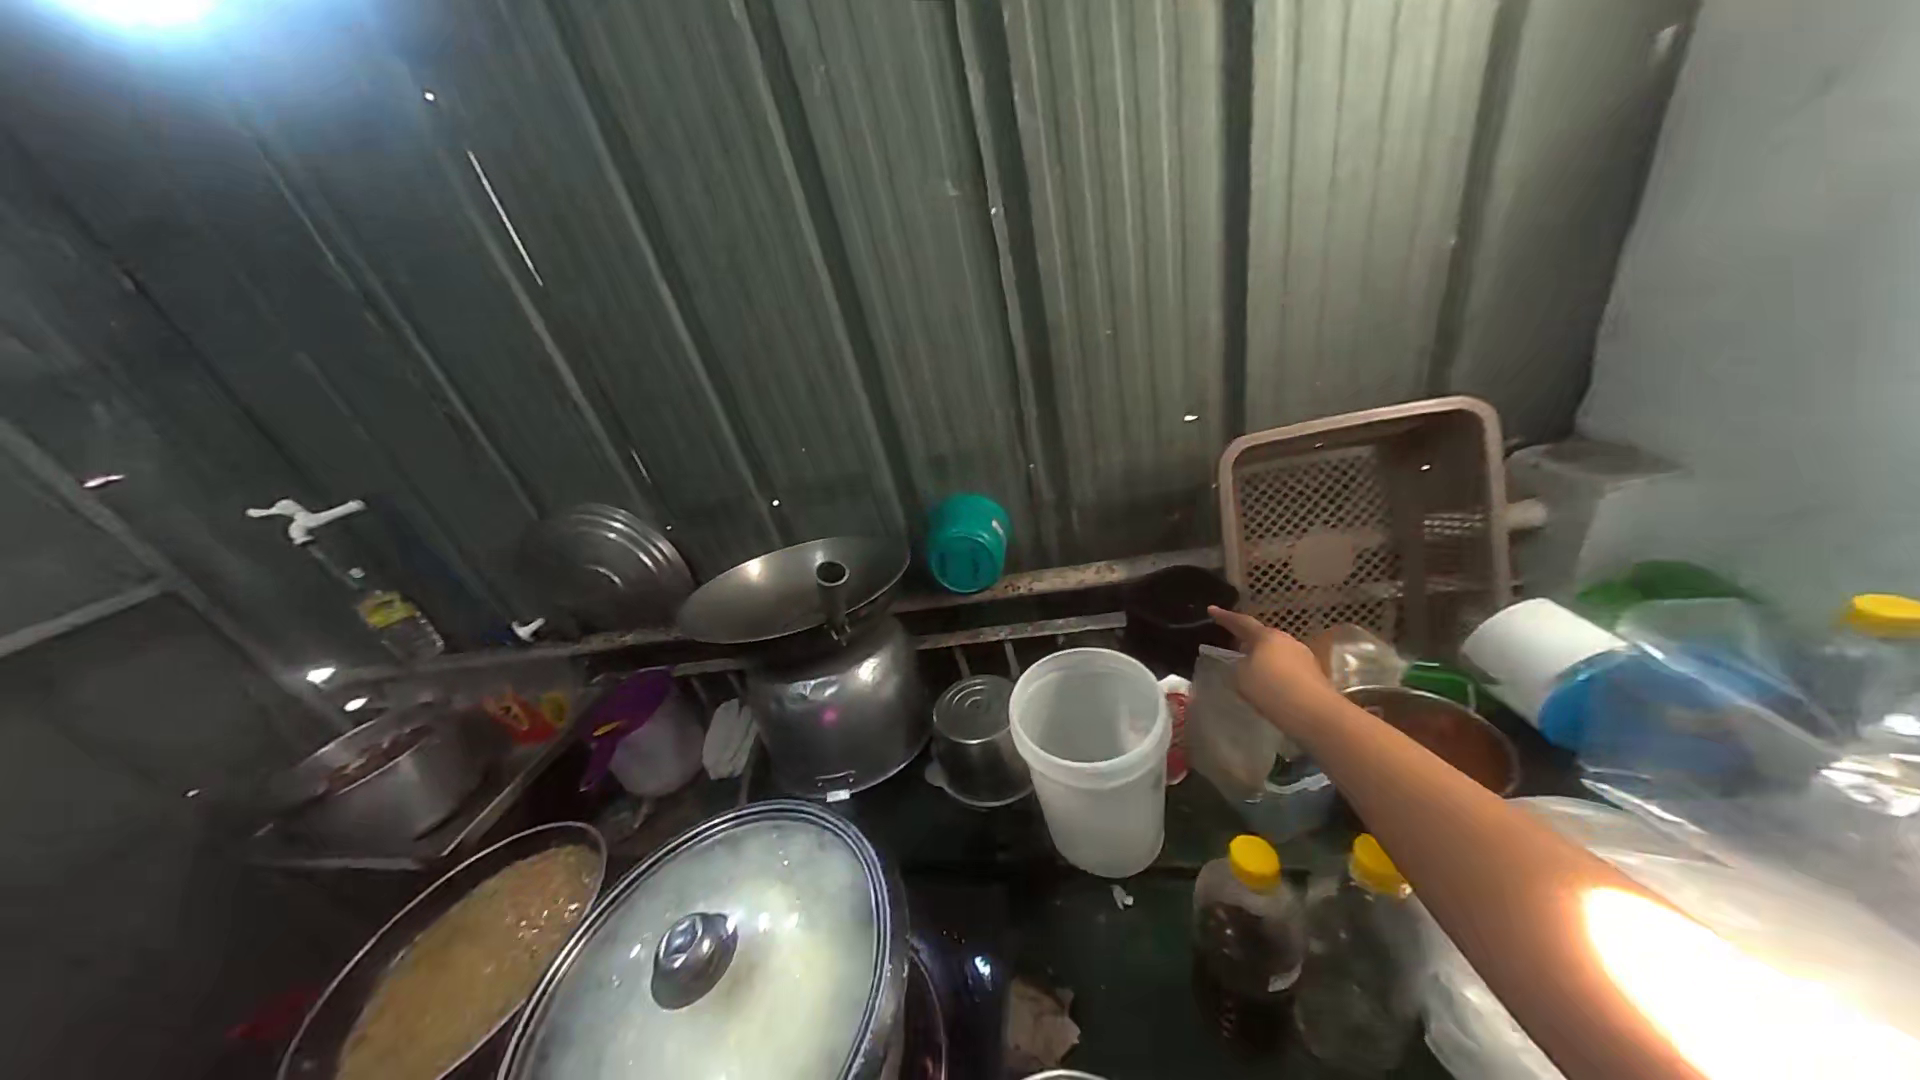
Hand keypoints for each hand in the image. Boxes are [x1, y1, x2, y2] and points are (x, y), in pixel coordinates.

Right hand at [1207, 606, 1343, 735]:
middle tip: (1233, 647)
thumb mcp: (1240, 677)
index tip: (1211, 609)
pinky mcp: (1314, 675)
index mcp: (1266, 636)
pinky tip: (1271, 687)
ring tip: (1251, 671)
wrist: (1315, 713)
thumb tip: (1242, 664)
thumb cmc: (1271, 688)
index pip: (1241, 622)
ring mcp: (1304, 657)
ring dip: (1263, 659)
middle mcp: (1287, 641)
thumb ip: (1237, 666)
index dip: (1224, 617)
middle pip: (1262, 637)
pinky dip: (1276, 674)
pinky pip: (1287, 669)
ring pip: (1276, 653)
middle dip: (1247, 641)